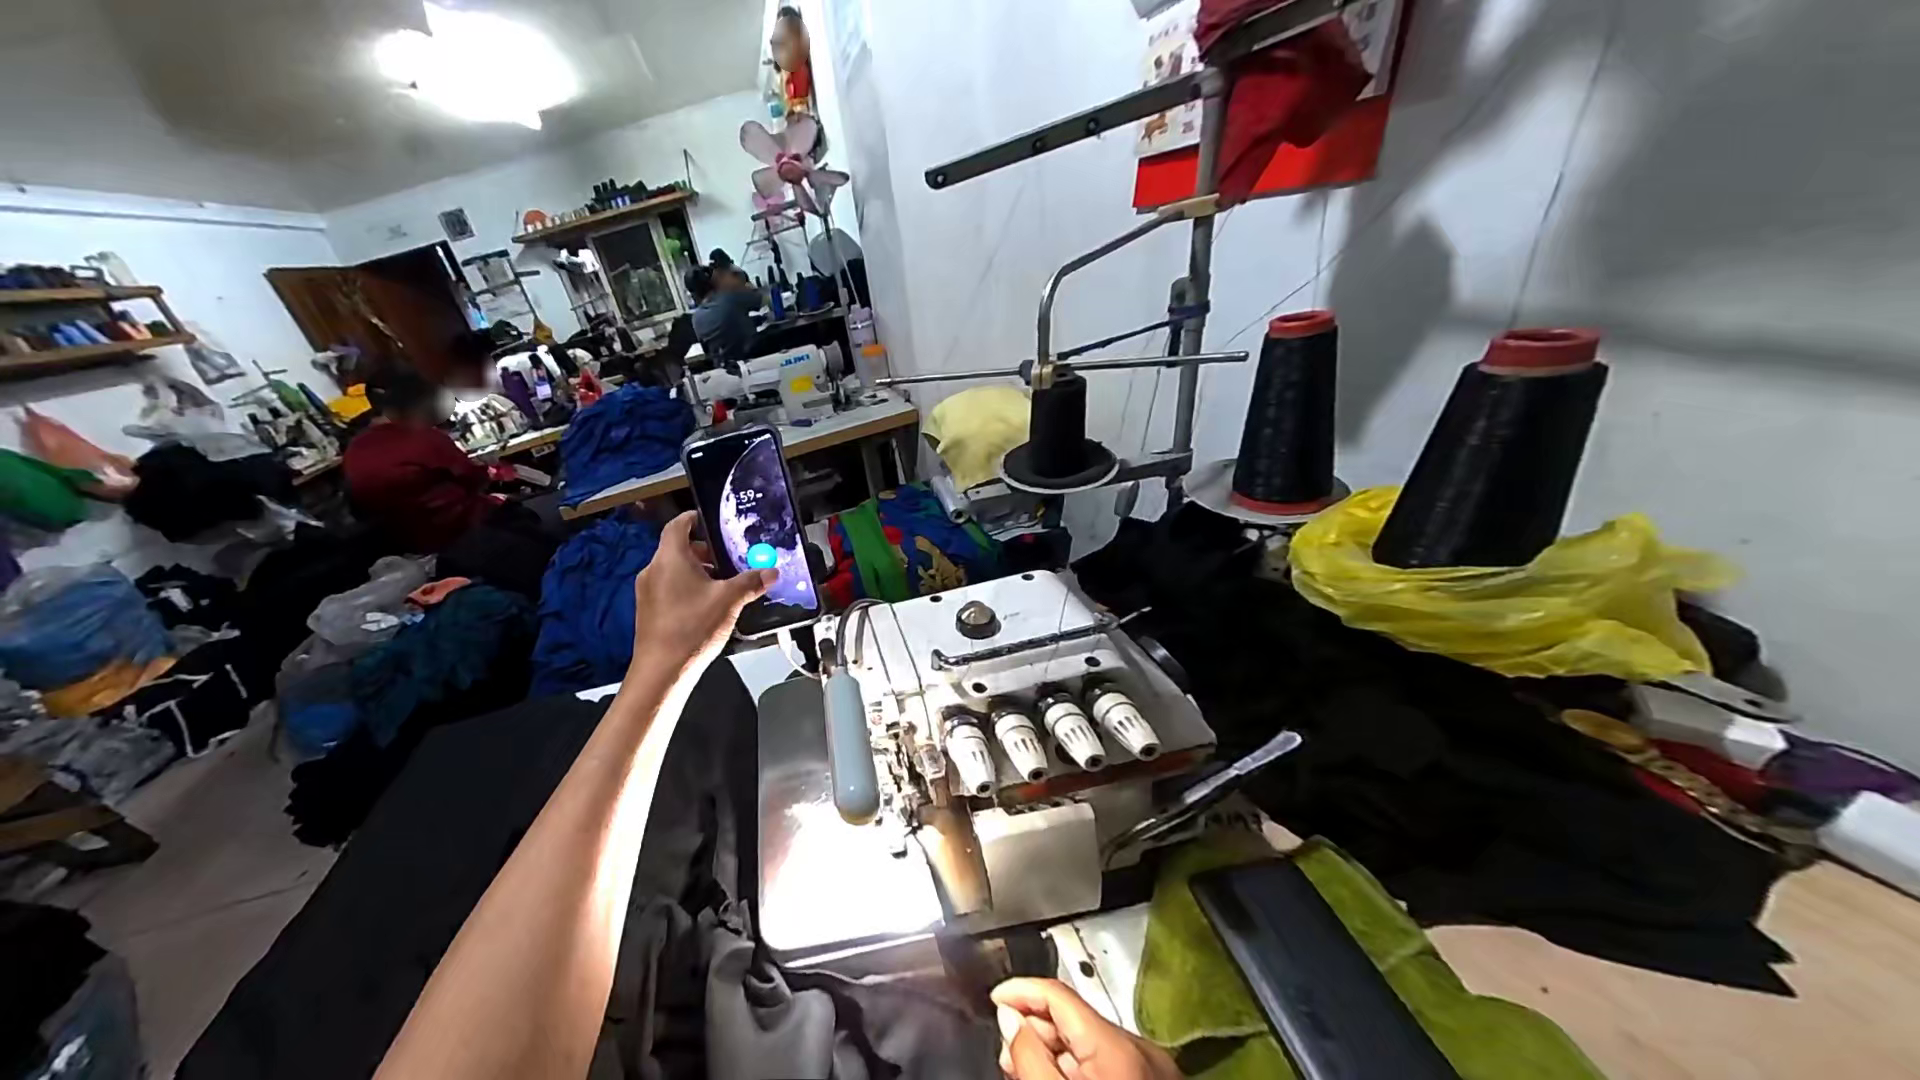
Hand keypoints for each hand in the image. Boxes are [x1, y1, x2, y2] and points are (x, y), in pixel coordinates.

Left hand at [630, 512, 773, 677]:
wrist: (662, 670)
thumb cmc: (693, 628)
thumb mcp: (730, 600)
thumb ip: (751, 582)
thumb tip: (771, 572)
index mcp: (670, 558)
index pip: (678, 525)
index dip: (695, 518)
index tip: (712, 520)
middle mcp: (654, 570)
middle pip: (677, 547)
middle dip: (704, 549)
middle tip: (729, 556)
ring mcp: (647, 591)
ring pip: (674, 569)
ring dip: (697, 570)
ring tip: (723, 582)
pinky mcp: (648, 610)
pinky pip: (669, 586)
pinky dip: (687, 586)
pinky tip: (708, 603)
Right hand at [992, 978, 1181, 1079]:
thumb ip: (1029, 1057)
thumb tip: (1008, 1016)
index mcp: (1118, 1046)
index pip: (1060, 994)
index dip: (1021, 990)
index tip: (995, 998)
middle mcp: (1143, 1049)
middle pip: (1075, 1016)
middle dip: (1035, 1025)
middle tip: (1006, 1046)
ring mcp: (1154, 1069)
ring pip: (1090, 1041)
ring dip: (1054, 1047)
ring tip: (1026, 1066)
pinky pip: (1108, 1061)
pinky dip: (1078, 1064)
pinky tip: (1057, 1075)